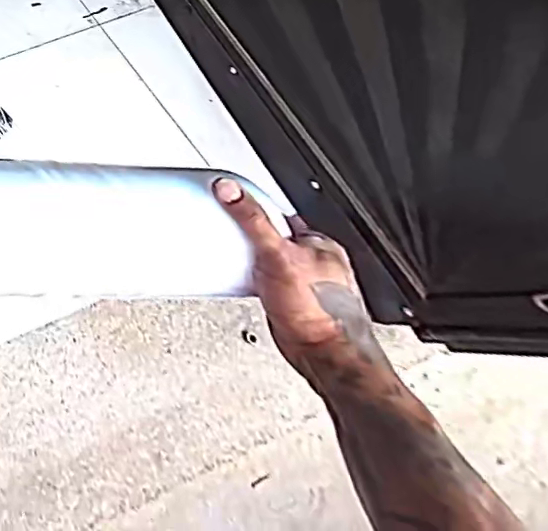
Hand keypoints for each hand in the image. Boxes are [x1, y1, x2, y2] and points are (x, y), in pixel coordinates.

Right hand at [212, 177, 390, 392]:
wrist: (326, 358)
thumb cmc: (322, 312)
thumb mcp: (277, 254)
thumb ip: (252, 220)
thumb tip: (229, 190)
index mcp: (319, 244)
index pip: (277, 212)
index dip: (250, 204)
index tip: (225, 198)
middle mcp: (311, 260)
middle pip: (266, 233)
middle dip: (243, 230)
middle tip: (220, 225)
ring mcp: (298, 280)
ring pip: (262, 255)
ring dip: (243, 254)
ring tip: (225, 250)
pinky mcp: (284, 298)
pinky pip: (258, 275)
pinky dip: (244, 274)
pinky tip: (236, 276)